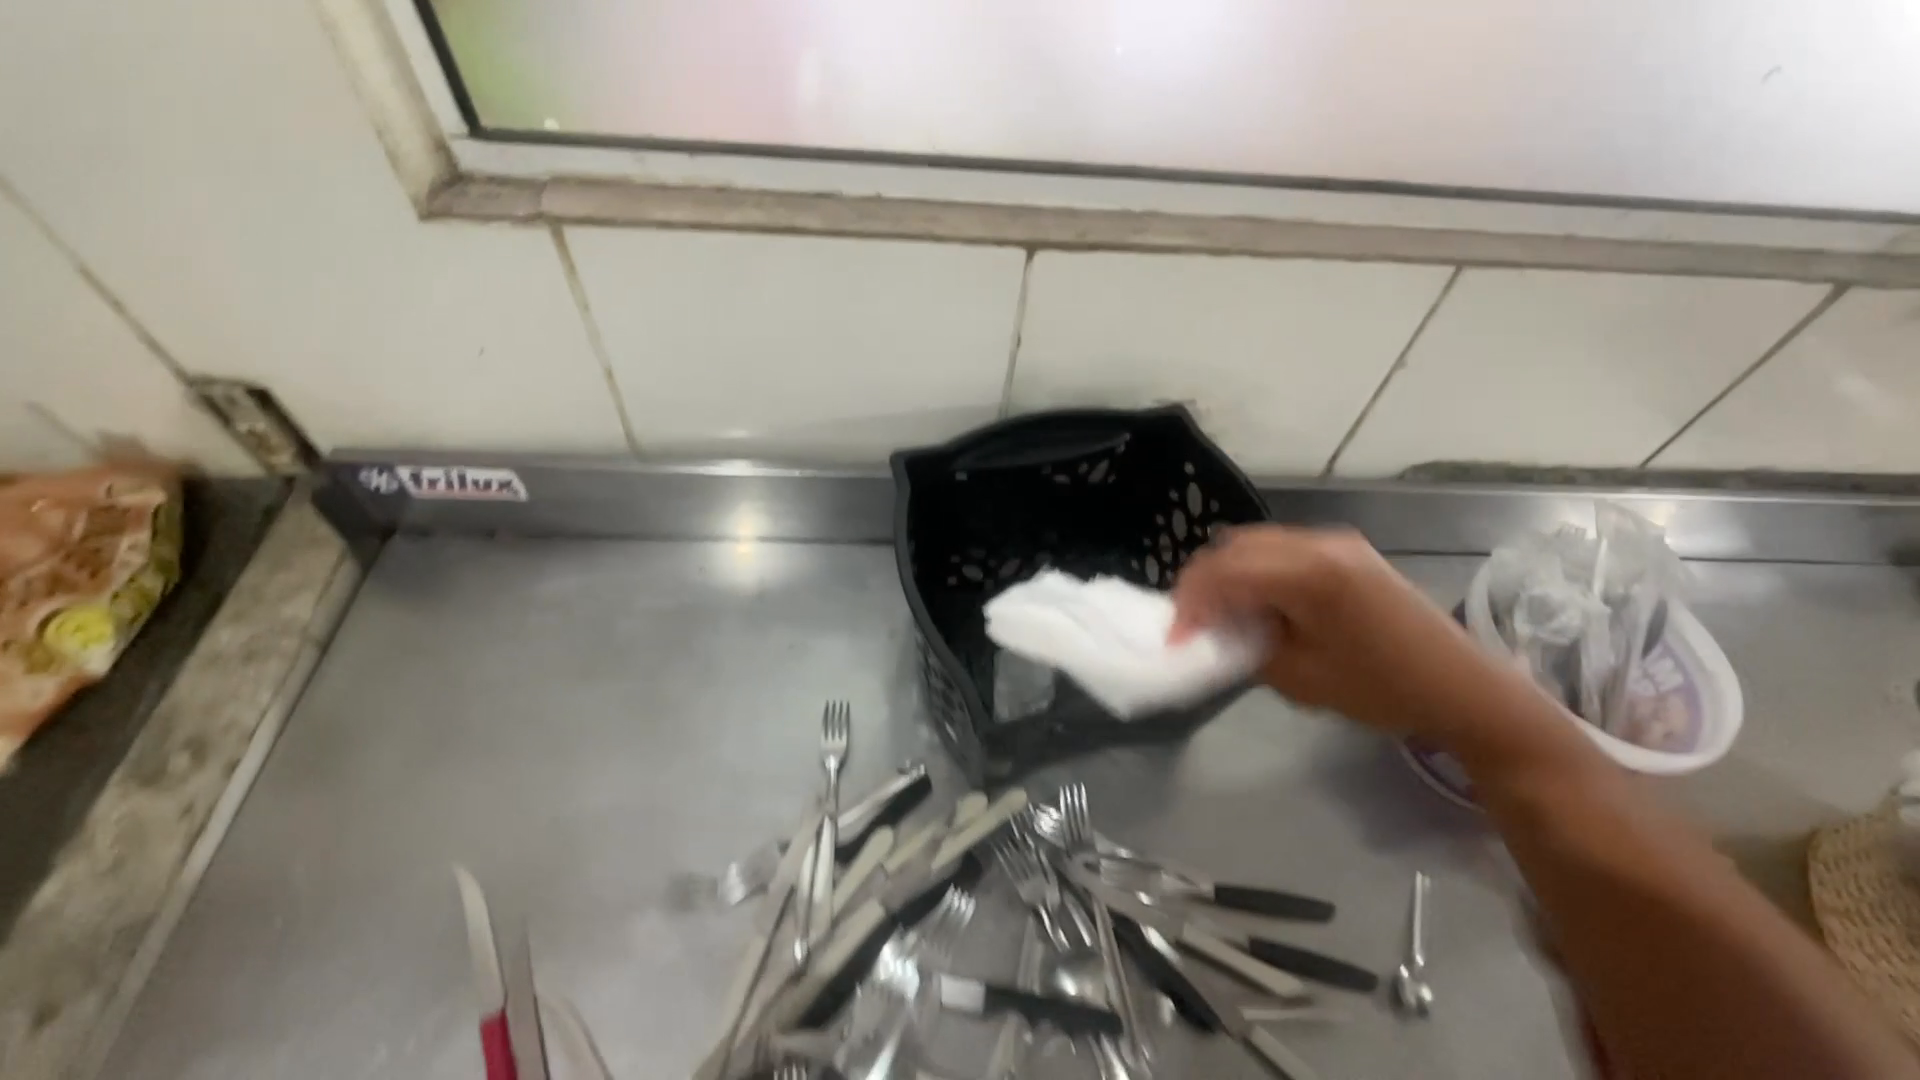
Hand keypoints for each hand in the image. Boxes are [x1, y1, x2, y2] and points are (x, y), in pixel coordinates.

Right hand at [1171, 525, 1534, 742]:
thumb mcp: (1300, 678)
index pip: (1224, 571)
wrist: (1462, 686)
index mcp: (1309, 573)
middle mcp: (1320, 543)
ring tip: (1222, 617)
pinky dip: (1257, 572)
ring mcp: (1337, 542)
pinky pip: (1283, 550)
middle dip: (1203, 583)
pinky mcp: (1348, 552)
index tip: (1175, 640)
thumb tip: (1216, 632)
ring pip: (1257, 544)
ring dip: (1229, 575)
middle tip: (1192, 626)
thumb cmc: (1382, 689)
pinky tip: (1259, 605)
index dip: (1189, 603)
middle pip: (1235, 547)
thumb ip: (1247, 646)